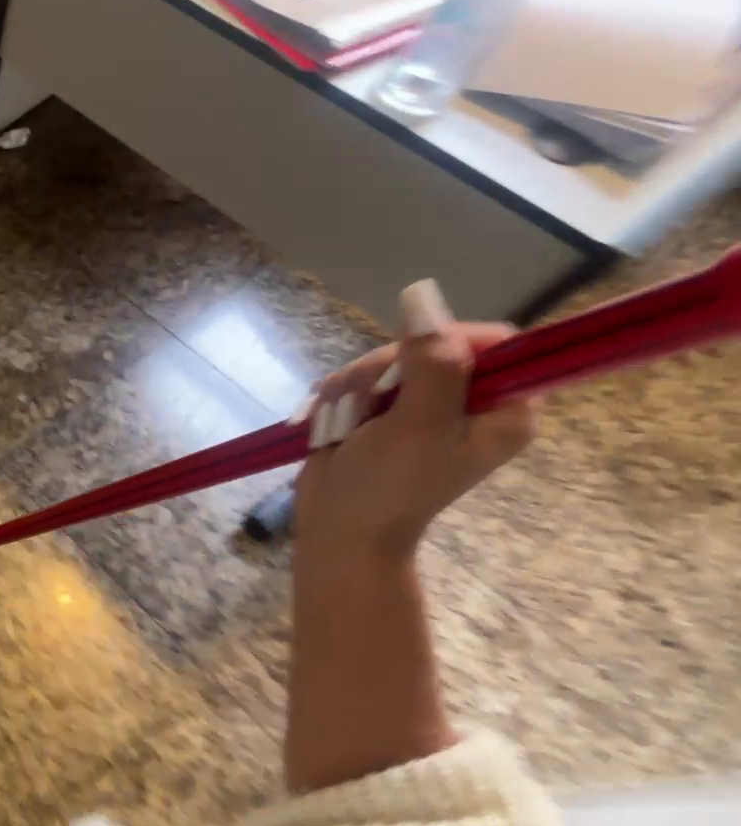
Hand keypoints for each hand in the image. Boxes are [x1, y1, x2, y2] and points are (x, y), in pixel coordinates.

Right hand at [295, 279, 539, 562]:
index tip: (401, 366)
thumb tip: (421, 292)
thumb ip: (428, 360)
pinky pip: (357, 386)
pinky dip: (333, 402)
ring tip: (335, 425)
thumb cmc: (386, 487)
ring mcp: (421, 411)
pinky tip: (321, 424)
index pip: (489, 341)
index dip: (441, 341)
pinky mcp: (381, 419)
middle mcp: (468, 404)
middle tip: (358, 406)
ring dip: (348, 390)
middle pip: (425, 349)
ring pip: (382, 366)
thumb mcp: (414, 423)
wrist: (337, 533)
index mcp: (503, 408)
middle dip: (378, 373)